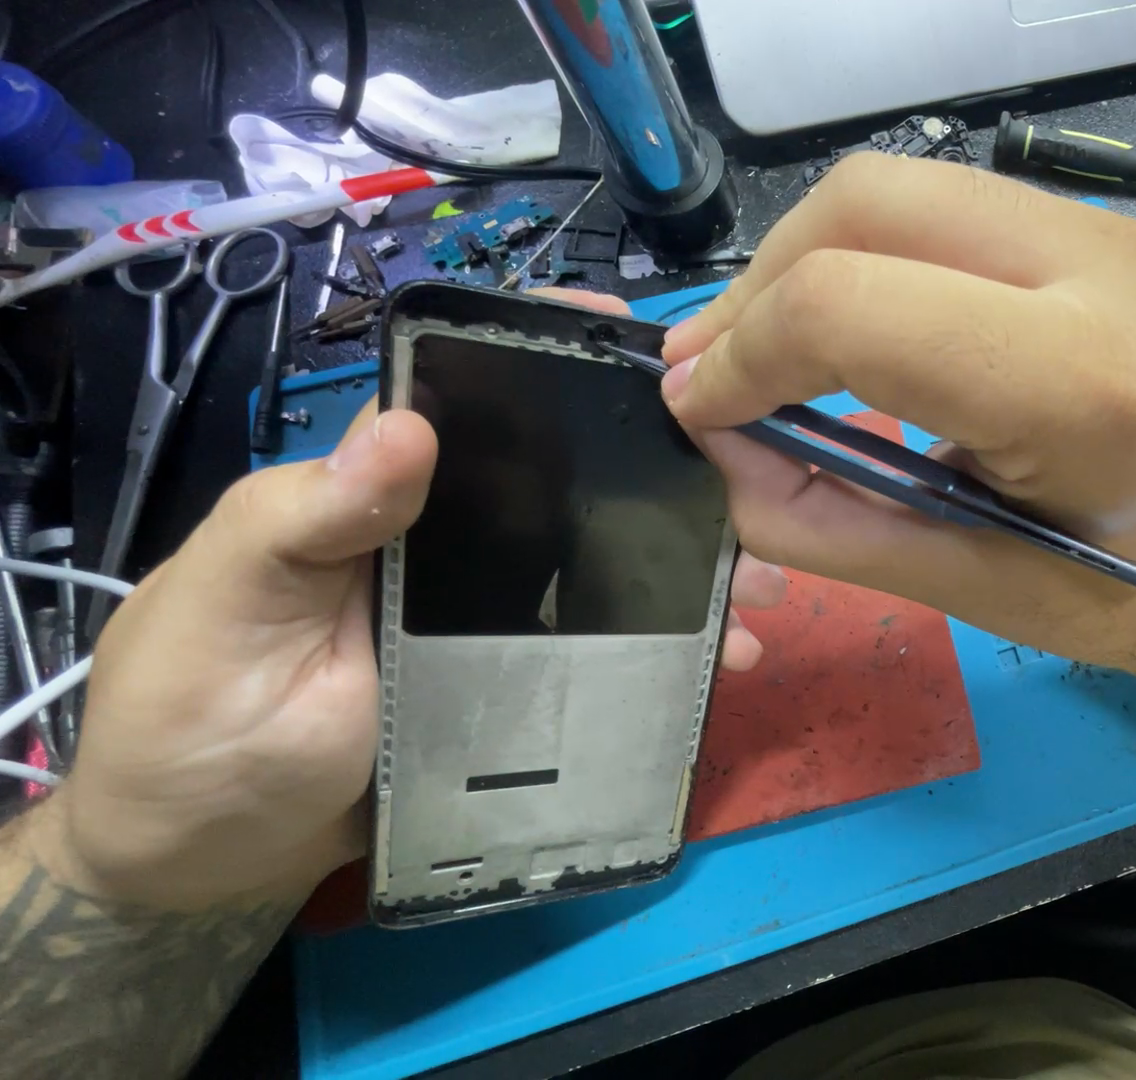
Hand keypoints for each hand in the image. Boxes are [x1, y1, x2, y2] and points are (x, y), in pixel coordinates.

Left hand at [27, 405, 785, 910]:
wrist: (218, 851)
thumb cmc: (198, 712)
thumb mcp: (229, 603)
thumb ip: (304, 519)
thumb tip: (408, 428)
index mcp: (394, 494)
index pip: (482, 404)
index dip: (556, 361)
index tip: (640, 345)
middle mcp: (468, 540)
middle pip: (584, 490)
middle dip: (674, 484)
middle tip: (750, 496)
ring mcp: (511, 610)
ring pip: (621, 566)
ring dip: (697, 570)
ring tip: (759, 590)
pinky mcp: (539, 673)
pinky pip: (621, 646)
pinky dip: (679, 648)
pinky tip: (727, 657)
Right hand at [659, 153, 1135, 685]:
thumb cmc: (1110, 594)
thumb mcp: (953, 584)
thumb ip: (814, 514)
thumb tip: (714, 436)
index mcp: (1081, 383)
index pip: (857, 309)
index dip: (747, 354)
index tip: (701, 409)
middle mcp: (1109, 273)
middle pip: (868, 205)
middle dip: (762, 287)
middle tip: (717, 368)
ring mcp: (1118, 234)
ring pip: (901, 190)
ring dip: (809, 265)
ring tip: (766, 347)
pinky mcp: (1107, 228)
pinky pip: (947, 213)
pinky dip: (872, 261)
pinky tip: (850, 326)